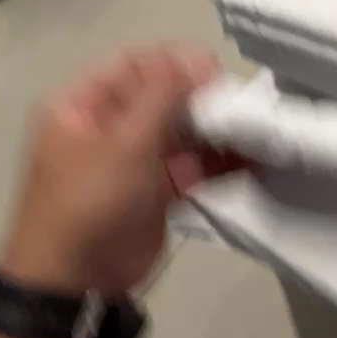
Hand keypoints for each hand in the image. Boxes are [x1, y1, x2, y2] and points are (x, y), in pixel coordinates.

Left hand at [0, 46, 245, 294]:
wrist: (78, 280)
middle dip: (205, 100)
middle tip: (244, 107)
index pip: (135, 64)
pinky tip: (254, 160)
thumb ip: (165, 96)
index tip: (218, 73)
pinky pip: (194, 166)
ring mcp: (135, 160)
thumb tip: (201, 57)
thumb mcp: (125, 143)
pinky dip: (221, 162)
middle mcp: (108, 126)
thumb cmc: (91, 203)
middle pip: (165, 98)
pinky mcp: (159, 189)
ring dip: (219, 132)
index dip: (176, 63)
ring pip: (184, 133)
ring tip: (258, 133)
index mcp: (83, 105)